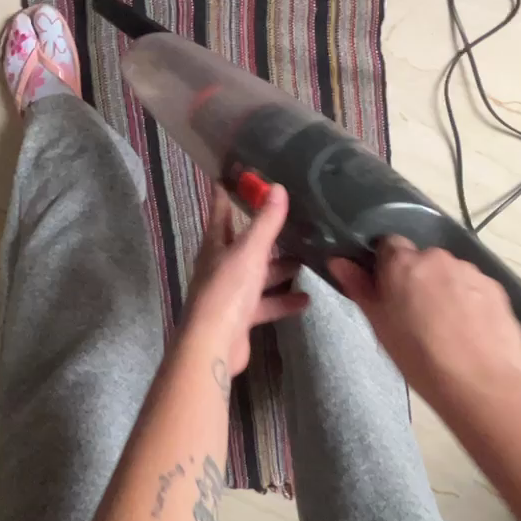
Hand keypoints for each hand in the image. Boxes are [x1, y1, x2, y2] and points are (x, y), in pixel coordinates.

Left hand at [183, 185, 310, 377]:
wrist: (213, 344)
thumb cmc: (226, 290)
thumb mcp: (249, 251)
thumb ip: (266, 223)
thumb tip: (278, 188)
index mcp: (216, 244)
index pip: (221, 211)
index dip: (225, 194)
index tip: (233, 177)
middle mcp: (220, 264)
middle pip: (244, 244)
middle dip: (265, 234)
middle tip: (290, 222)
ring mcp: (230, 292)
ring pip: (258, 274)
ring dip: (279, 269)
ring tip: (306, 261)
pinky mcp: (241, 316)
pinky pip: (266, 304)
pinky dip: (284, 301)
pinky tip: (306, 299)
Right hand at [329, 238, 520, 415]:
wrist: (483, 387)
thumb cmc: (420, 358)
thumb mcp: (380, 325)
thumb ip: (358, 287)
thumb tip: (337, 260)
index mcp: (402, 262)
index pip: (389, 245)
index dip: (387, 266)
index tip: (389, 291)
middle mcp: (436, 257)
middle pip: (422, 259)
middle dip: (418, 279)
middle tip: (417, 314)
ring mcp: (470, 271)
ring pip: (449, 273)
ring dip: (445, 289)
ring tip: (448, 327)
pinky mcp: (497, 289)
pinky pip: (475, 287)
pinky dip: (470, 302)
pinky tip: (471, 332)